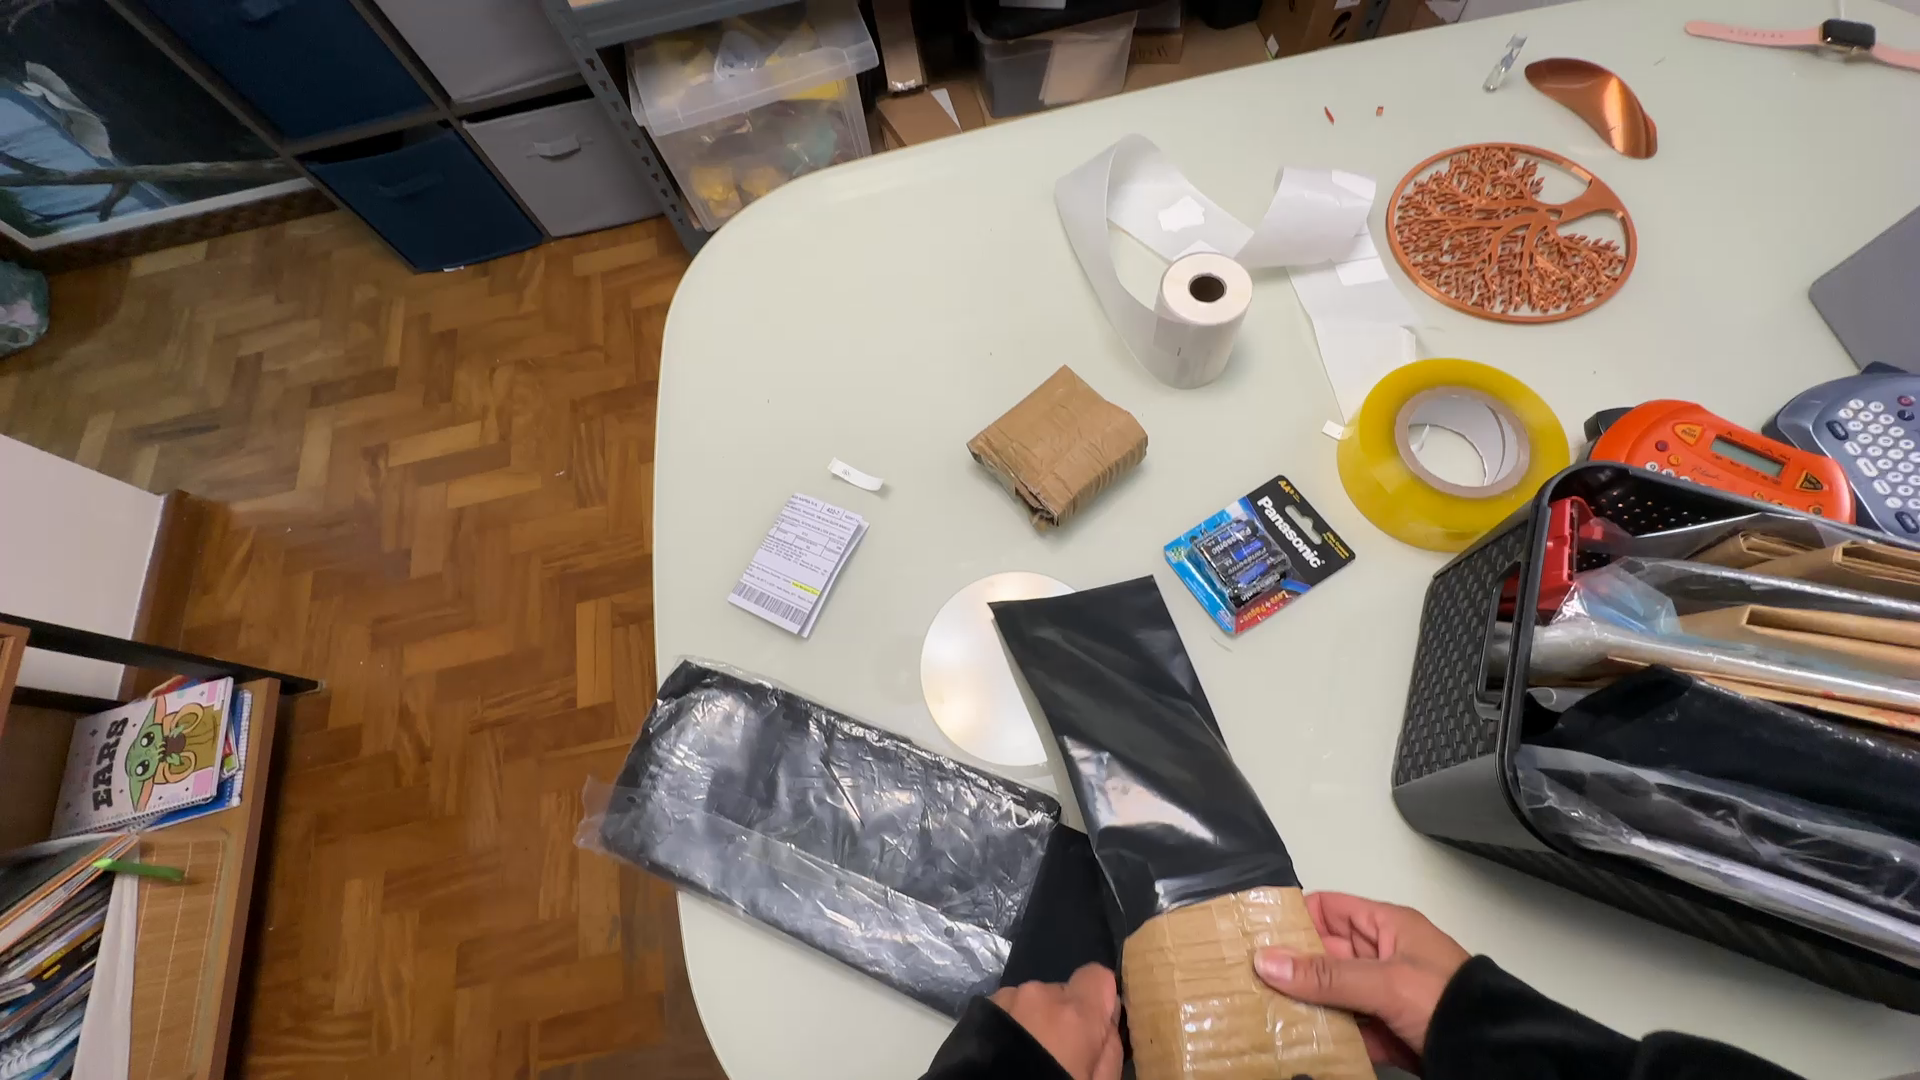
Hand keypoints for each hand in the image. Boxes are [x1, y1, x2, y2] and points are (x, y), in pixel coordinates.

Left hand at [990, 964, 1122, 1079]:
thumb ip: (1110, 1048)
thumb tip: (1108, 1020)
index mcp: (1074, 1014)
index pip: (1098, 976)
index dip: (1101, 999)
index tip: (1098, 1027)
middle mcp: (1040, 994)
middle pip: (1063, 994)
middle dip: (1065, 1019)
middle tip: (1057, 1057)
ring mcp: (1008, 997)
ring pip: (1035, 1002)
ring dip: (1036, 1022)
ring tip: (1026, 1058)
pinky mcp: (983, 1008)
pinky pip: (1010, 1008)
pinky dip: (1013, 1026)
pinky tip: (1007, 1055)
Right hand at [1252, 892, 1469, 1071]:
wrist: (1505, 1064)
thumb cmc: (1448, 1003)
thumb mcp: (1384, 982)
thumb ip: (1324, 975)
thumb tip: (1264, 961)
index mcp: (1386, 926)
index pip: (1328, 909)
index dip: (1295, 917)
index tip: (1258, 933)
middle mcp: (1384, 956)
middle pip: (1325, 953)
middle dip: (1292, 966)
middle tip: (1250, 976)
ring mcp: (1388, 997)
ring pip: (1333, 992)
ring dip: (1306, 1003)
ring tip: (1265, 1008)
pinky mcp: (1391, 1033)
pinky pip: (1349, 1026)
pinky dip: (1328, 1033)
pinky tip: (1300, 1039)